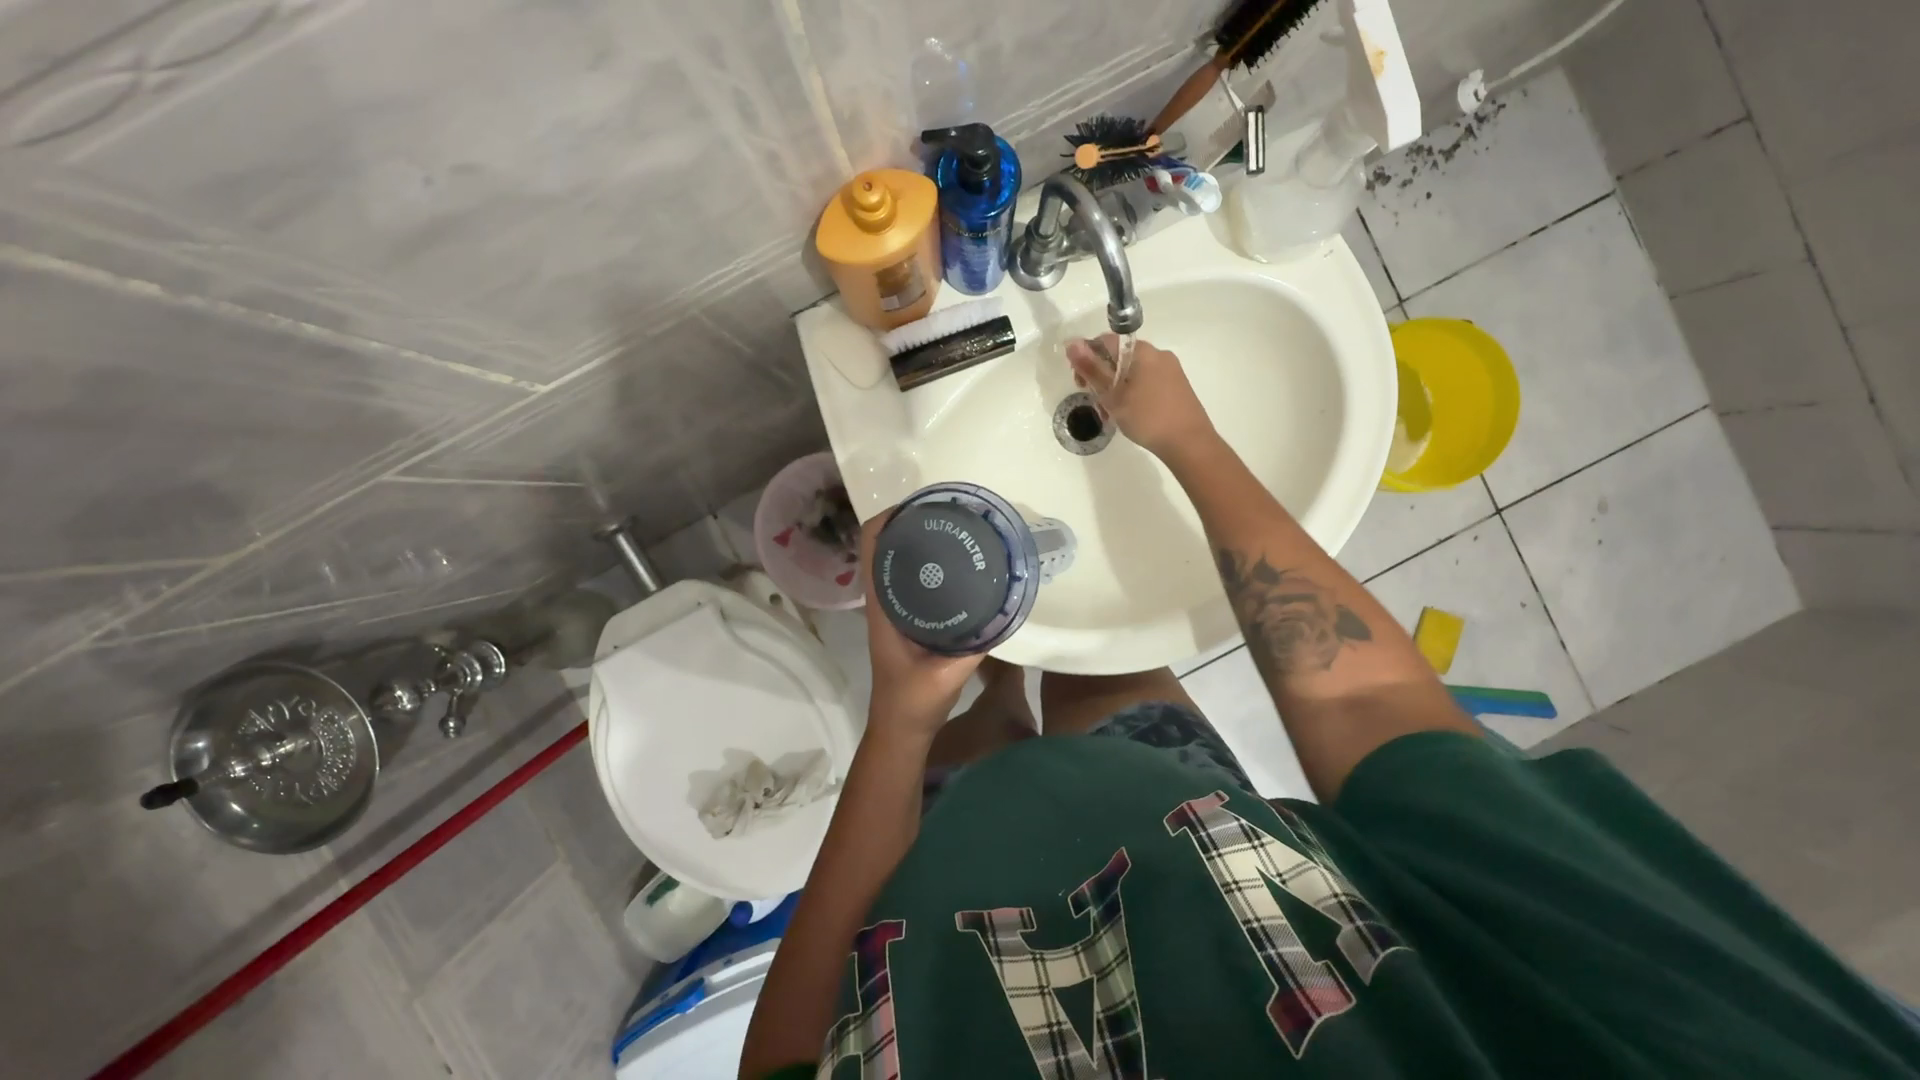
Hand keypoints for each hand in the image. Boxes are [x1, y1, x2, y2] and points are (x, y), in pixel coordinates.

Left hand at [858, 510, 985, 741]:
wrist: (901, 729)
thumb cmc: (913, 701)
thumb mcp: (947, 673)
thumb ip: (974, 644)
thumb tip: (1005, 609)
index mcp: (883, 606)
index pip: (871, 546)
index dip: (887, 517)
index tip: (920, 503)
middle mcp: (884, 601)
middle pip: (885, 546)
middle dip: (911, 522)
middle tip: (950, 512)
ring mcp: (894, 610)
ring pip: (898, 562)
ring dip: (919, 541)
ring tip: (957, 529)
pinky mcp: (907, 620)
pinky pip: (913, 581)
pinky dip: (929, 564)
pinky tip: (960, 566)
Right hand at [1066, 334, 1216, 458]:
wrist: (1189, 443)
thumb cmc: (1148, 417)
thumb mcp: (1113, 395)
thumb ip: (1092, 369)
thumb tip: (1071, 343)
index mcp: (1142, 351)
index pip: (1105, 341)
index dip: (1087, 359)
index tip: (1081, 383)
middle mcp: (1158, 354)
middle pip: (1119, 356)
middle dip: (1102, 376)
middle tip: (1096, 402)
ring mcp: (1170, 370)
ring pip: (1133, 371)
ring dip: (1116, 387)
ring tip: (1111, 413)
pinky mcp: (1176, 385)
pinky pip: (1147, 381)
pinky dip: (1132, 392)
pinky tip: (1130, 413)